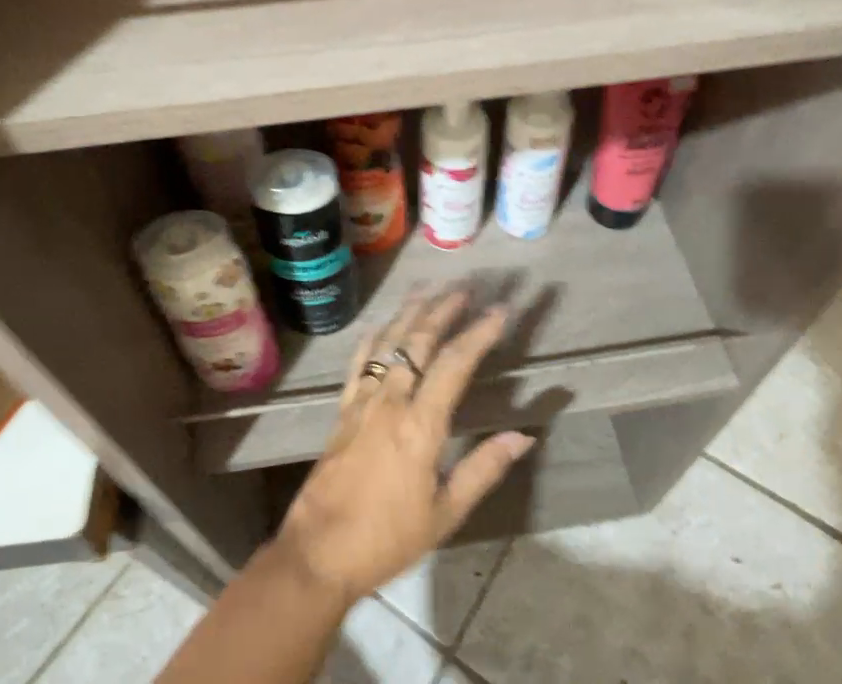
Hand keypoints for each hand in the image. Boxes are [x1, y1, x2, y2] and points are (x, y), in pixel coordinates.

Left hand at [270, 287, 535, 603]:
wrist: (319, 553)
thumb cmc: (388, 538)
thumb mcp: (446, 513)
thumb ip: (483, 469)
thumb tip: (522, 436)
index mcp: (420, 425)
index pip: (454, 364)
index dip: (478, 333)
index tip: (499, 311)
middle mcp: (390, 402)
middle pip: (418, 342)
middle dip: (443, 310)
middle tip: (465, 287)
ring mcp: (361, 403)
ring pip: (386, 344)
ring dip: (409, 314)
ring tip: (427, 289)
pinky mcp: (342, 412)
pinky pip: (359, 363)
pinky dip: (373, 338)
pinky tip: (380, 325)